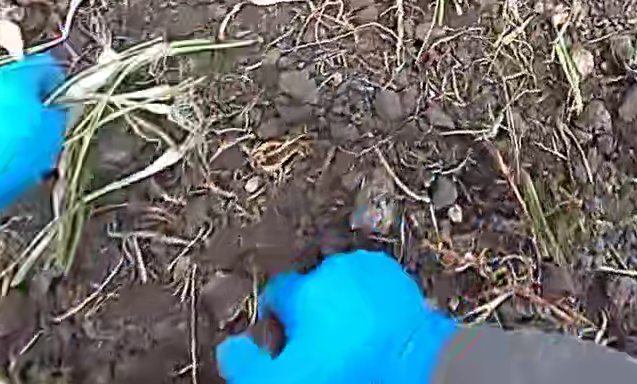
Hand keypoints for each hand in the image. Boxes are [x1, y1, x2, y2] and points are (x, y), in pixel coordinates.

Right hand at [217, 251, 458, 383]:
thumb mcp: (286, 381)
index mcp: (305, 288)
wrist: (408, 361)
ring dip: (337, 300)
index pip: (276, 293)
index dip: (275, 320)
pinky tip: (367, 323)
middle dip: (308, 311)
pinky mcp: (392, 269)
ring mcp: (366, 264)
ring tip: (346, 335)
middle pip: (309, 287)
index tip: (282, 343)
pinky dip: (364, 295)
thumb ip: (249, 367)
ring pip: (340, 282)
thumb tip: (228, 349)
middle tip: (317, 345)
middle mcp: (335, 266)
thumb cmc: (347, 371)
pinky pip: (368, 280)